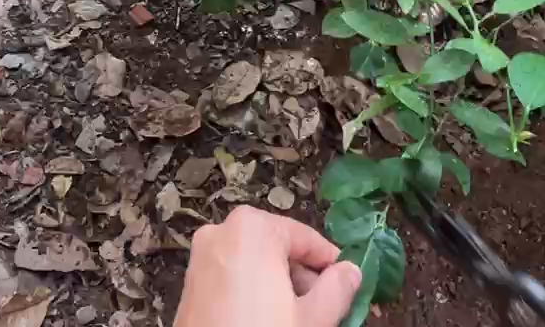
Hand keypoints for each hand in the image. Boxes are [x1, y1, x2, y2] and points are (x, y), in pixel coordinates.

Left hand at [174, 206, 364, 326]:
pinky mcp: (192, 281)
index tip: (350, 285)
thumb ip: (336, 289)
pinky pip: (233, 276)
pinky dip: (253, 292)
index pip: (306, 238)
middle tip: (325, 311)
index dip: (331, 263)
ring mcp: (203, 255)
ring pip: (255, 263)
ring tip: (298, 320)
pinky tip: (267, 320)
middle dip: (304, 278)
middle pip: (279, 249)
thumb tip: (352, 271)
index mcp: (253, 227)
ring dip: (280, 287)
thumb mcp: (312, 319)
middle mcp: (223, 230)